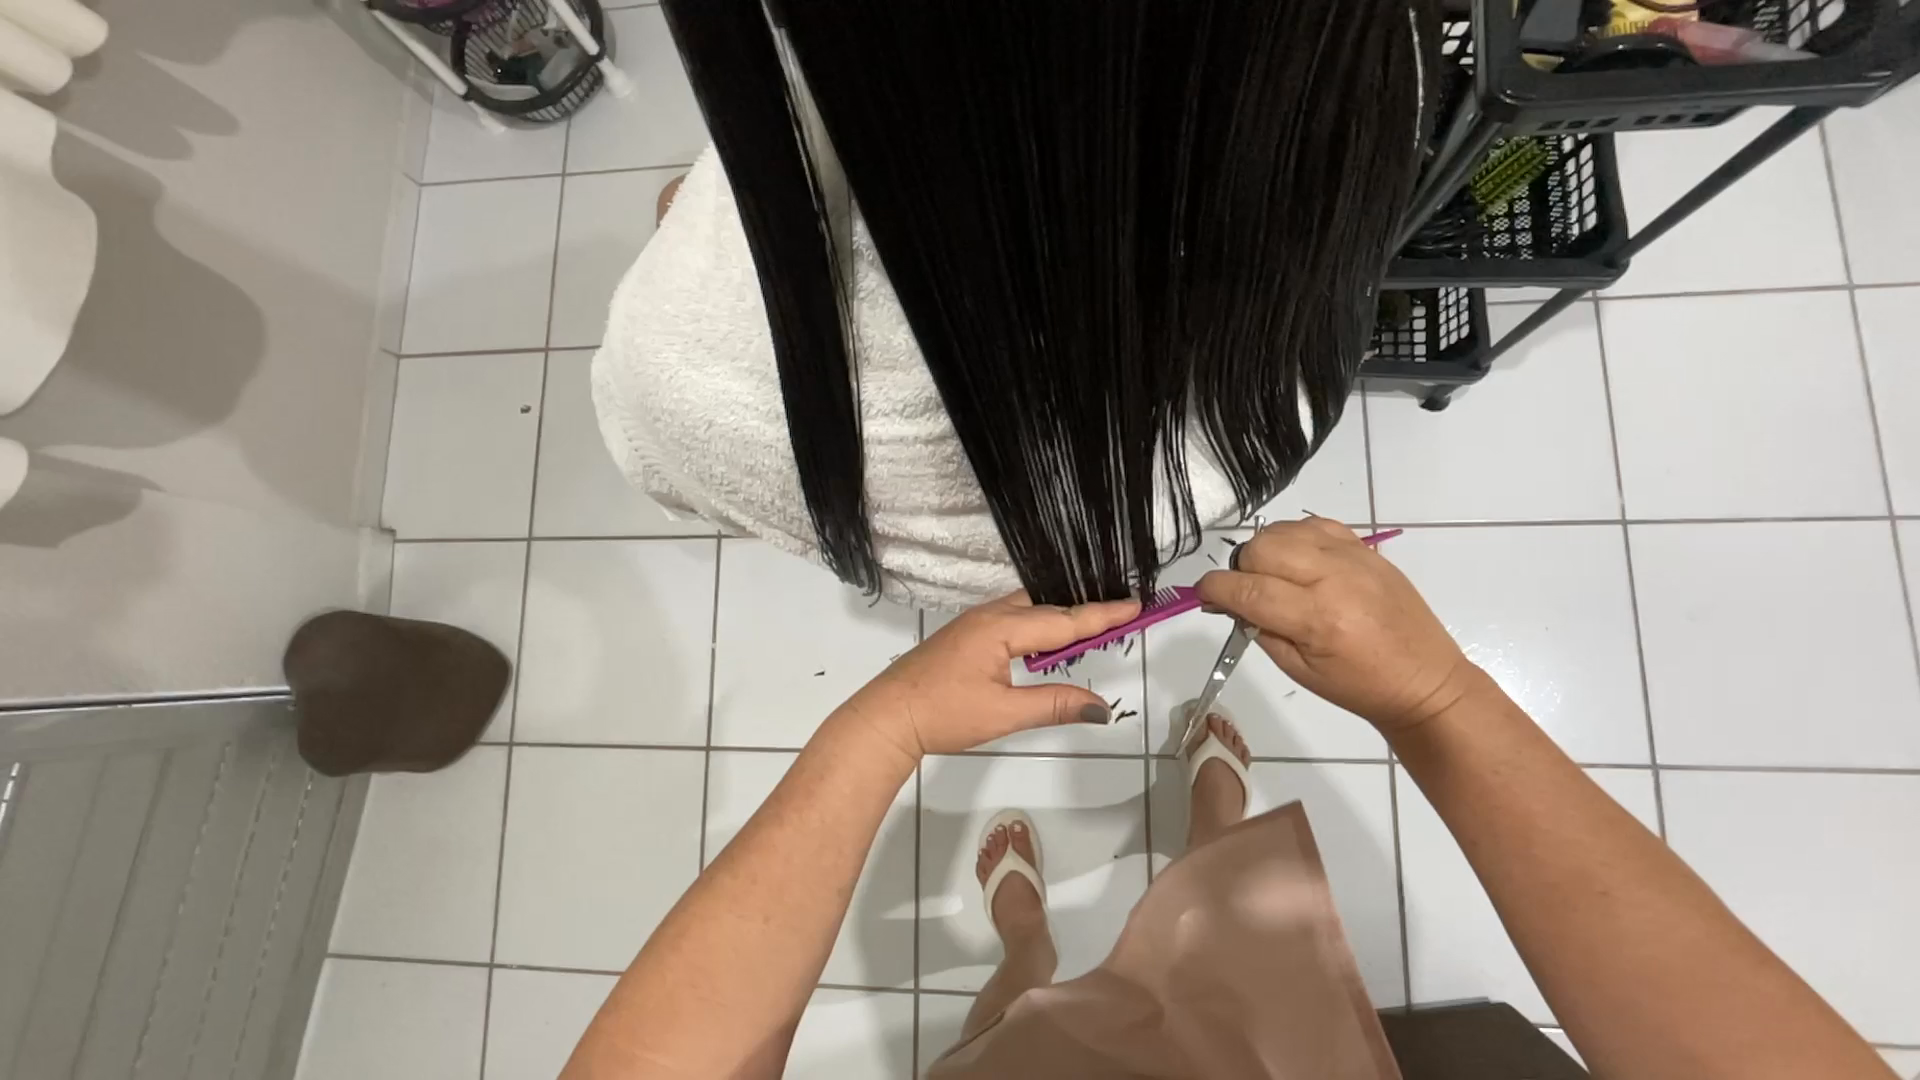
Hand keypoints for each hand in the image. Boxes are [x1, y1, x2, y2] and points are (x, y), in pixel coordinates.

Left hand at [840, 591, 1140, 758]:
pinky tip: (1047, 638)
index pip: (1063, 620)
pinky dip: (1039, 623)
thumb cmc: (944, 714)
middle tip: (1123, 613)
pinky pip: (1013, 618)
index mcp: (1002, 627)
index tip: (1136, 605)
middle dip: (1084, 611)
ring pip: (1028, 611)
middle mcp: (990, 616)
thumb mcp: (1004, 713)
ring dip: (1060, 616)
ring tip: (1093, 624)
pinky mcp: (966, 635)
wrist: (889, 716)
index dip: (1102, 615)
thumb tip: (1101, 707)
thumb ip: (1054, 704)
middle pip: (1047, 608)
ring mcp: (974, 623)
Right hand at [1196, 517, 1486, 734]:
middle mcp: (1334, 579)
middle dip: (1241, 569)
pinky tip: (1298, 561)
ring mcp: (1353, 557)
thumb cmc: (1357, 686)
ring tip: (1274, 577)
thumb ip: (1258, 629)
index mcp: (1317, 620)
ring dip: (1266, 551)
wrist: (1425, 680)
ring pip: (1283, 530)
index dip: (1214, 589)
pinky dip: (1295, 538)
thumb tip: (1229, 601)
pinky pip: (1314, 525)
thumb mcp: (1298, 669)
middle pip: (1261, 549)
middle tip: (1248, 593)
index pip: (1247, 589)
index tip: (1204, 596)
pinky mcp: (1366, 548)